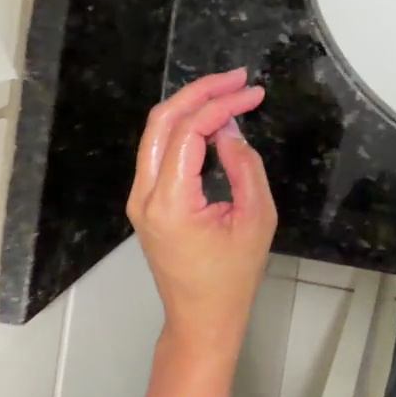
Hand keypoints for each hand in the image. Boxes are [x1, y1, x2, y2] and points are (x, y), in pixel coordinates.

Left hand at [127, 69, 276, 357]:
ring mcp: (139, 198)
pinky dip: (185, 126)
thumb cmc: (234, 276)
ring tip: (228, 91)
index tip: (254, 93)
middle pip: (162, 121)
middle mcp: (144, 194)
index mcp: (170, 202)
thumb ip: (245, 167)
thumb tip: (230, 129)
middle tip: (237, 78)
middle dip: (200, 92)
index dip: (222, 105)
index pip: (189, 132)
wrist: (202, 318)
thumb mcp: (256, 219)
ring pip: (156, 131)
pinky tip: (213, 120)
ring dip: (191, 106)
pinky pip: (159, 149)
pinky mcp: (145, 200)